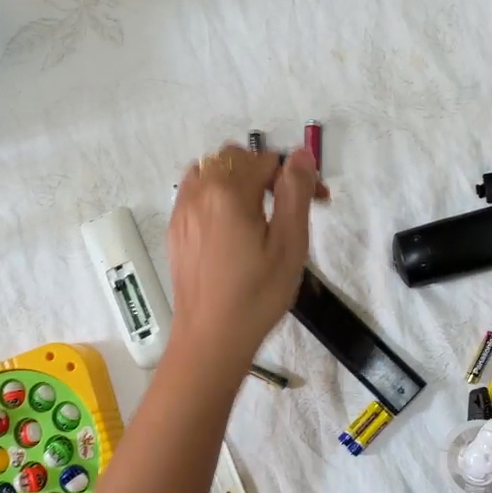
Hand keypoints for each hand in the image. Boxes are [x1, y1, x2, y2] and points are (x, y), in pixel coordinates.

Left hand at [168, 144, 325, 366]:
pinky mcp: (175, 230)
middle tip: (287, 204)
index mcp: (229, 193)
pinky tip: (230, 223)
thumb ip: (296, 193)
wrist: (211, 338)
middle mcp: (199, 193)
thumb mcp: (290, 245)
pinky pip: (193, 192)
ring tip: (257, 209)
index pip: (266, 160)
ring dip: (235, 178)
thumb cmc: (258, 295)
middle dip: (263, 170)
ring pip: (209, 170)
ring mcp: (182, 211)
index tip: (315, 200)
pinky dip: (214, 193)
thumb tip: (301, 154)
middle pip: (233, 157)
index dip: (294, 174)